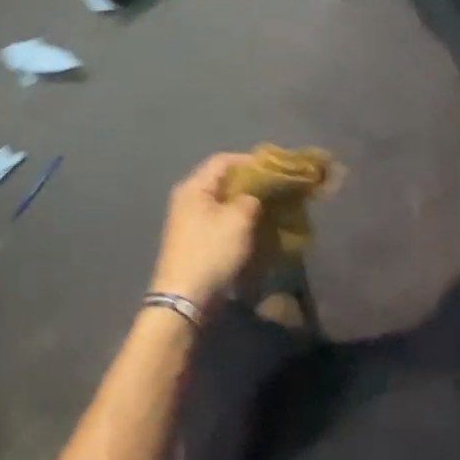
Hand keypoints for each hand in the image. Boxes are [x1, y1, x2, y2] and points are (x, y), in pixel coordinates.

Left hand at [149, 155, 262, 310]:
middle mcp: (188, 199)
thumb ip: (251, 198)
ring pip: (222, 203)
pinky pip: (219, 222)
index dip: (249, 161)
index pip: (223, 160)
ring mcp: (189, 221)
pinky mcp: (195, 241)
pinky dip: (237, 222)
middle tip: (275, 189)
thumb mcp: (238, 220)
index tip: (274, 169)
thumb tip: (254, 196)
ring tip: (269, 209)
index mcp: (194, 187)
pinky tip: (254, 229)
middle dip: (249, 184)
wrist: (184, 298)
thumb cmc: (211, 251)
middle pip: (222, 181)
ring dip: (245, 205)